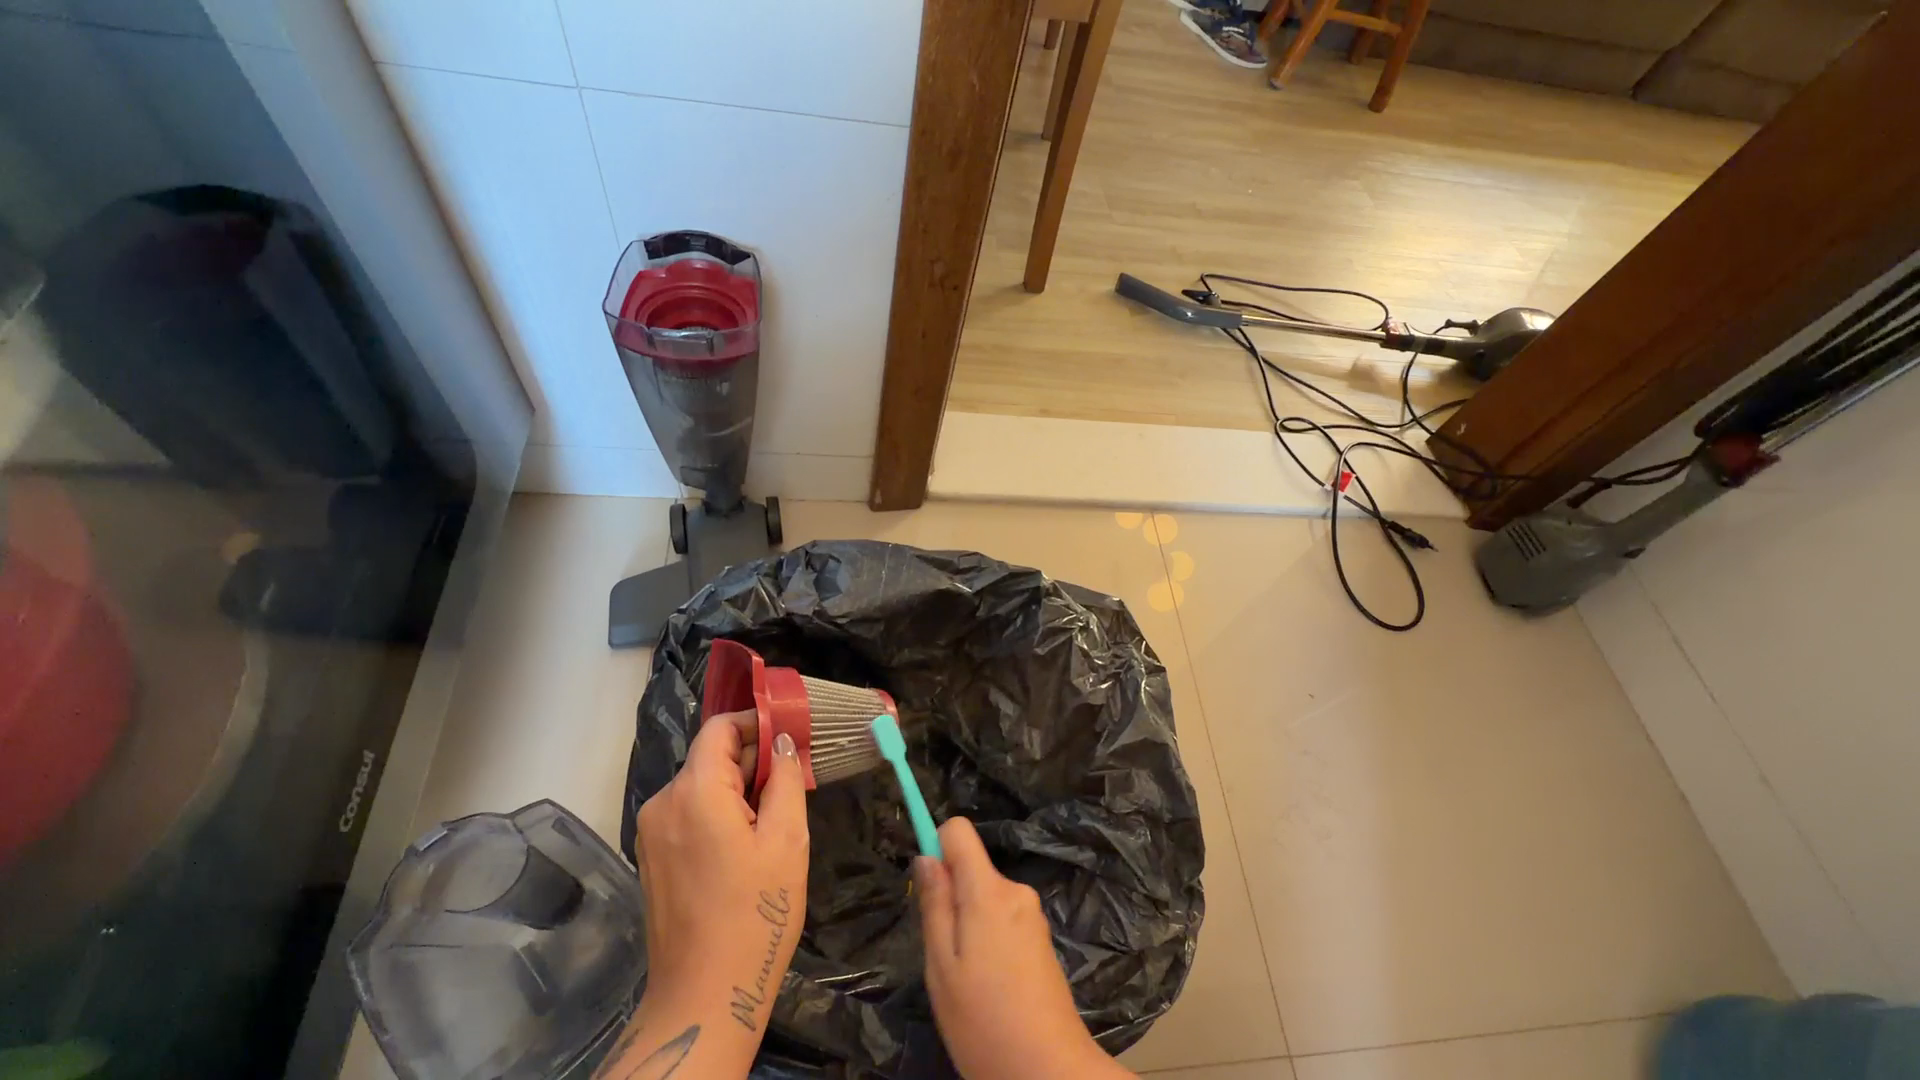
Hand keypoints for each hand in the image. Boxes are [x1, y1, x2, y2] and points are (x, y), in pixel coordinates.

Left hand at [595, 711, 808, 1079]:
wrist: (705, 995)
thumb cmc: (756, 914)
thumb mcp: (786, 840)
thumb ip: (786, 781)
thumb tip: (784, 742)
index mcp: (694, 791)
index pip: (721, 728)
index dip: (758, 722)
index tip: (794, 732)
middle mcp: (663, 802)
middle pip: (710, 757)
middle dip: (754, 760)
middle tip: (796, 779)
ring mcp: (651, 833)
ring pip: (700, 787)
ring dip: (738, 789)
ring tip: (777, 818)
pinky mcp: (652, 859)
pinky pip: (689, 815)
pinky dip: (719, 814)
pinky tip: (748, 844)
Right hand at [915, 818, 1134, 1079]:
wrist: (1050, 1071)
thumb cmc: (984, 1022)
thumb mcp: (942, 967)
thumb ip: (934, 905)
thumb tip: (926, 855)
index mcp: (989, 892)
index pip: (959, 830)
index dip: (935, 845)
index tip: (925, 886)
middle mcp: (1016, 892)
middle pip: (971, 868)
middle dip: (950, 899)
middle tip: (943, 954)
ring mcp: (1033, 916)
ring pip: (985, 898)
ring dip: (968, 925)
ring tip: (966, 978)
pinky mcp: (1042, 940)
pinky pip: (1002, 919)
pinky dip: (988, 940)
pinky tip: (989, 985)